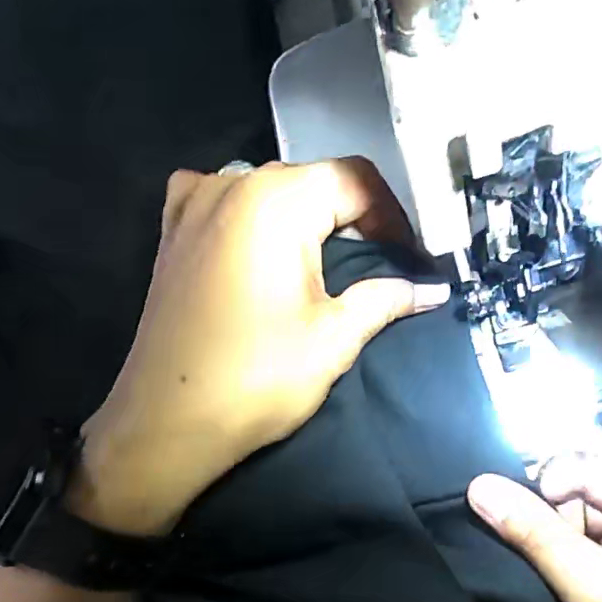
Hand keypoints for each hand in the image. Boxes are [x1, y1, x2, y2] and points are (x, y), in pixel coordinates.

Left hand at [69, 158, 450, 536]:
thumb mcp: (334, 338)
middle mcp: (232, 184)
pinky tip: (263, 243)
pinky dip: (256, 215)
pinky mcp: (173, 232)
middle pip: (314, 181)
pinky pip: (226, 201)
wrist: (168, 421)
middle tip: (385, 265)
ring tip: (332, 262)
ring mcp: (194, 204)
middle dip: (358, 218)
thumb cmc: (258, 378)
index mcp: (276, 201)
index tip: (413, 258)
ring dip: (310, 218)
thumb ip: (386, 299)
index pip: (356, 180)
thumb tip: (434, 289)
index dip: (395, 216)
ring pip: (272, 190)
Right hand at [467, 454, 601, 601]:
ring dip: (571, 544)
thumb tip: (478, 486)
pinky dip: (584, 555)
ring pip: (591, 511)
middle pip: (589, 487)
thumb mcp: (592, 589)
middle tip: (566, 576)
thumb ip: (533, 533)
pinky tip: (585, 583)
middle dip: (562, 527)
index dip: (544, 501)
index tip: (530, 547)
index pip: (585, 469)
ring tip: (578, 585)